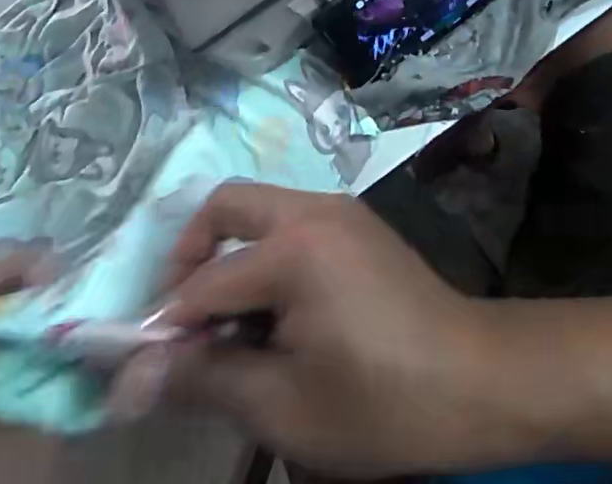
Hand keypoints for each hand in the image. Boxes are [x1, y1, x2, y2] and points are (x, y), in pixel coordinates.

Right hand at [118, 184, 537, 475]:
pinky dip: (267, 259)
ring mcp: (343, 212)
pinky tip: (275, 316)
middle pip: (227, 207)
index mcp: (296, 247)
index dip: (164, 332)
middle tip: (182, 323)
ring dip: (231, 258)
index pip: (203, 284)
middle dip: (190, 258)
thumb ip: (204, 376)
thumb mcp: (282, 404)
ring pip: (261, 212)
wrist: (477, 379)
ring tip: (230, 330)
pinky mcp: (359, 227)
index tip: (138, 376)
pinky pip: (294, 226)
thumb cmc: (380, 401)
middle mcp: (316, 209)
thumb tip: (134, 373)